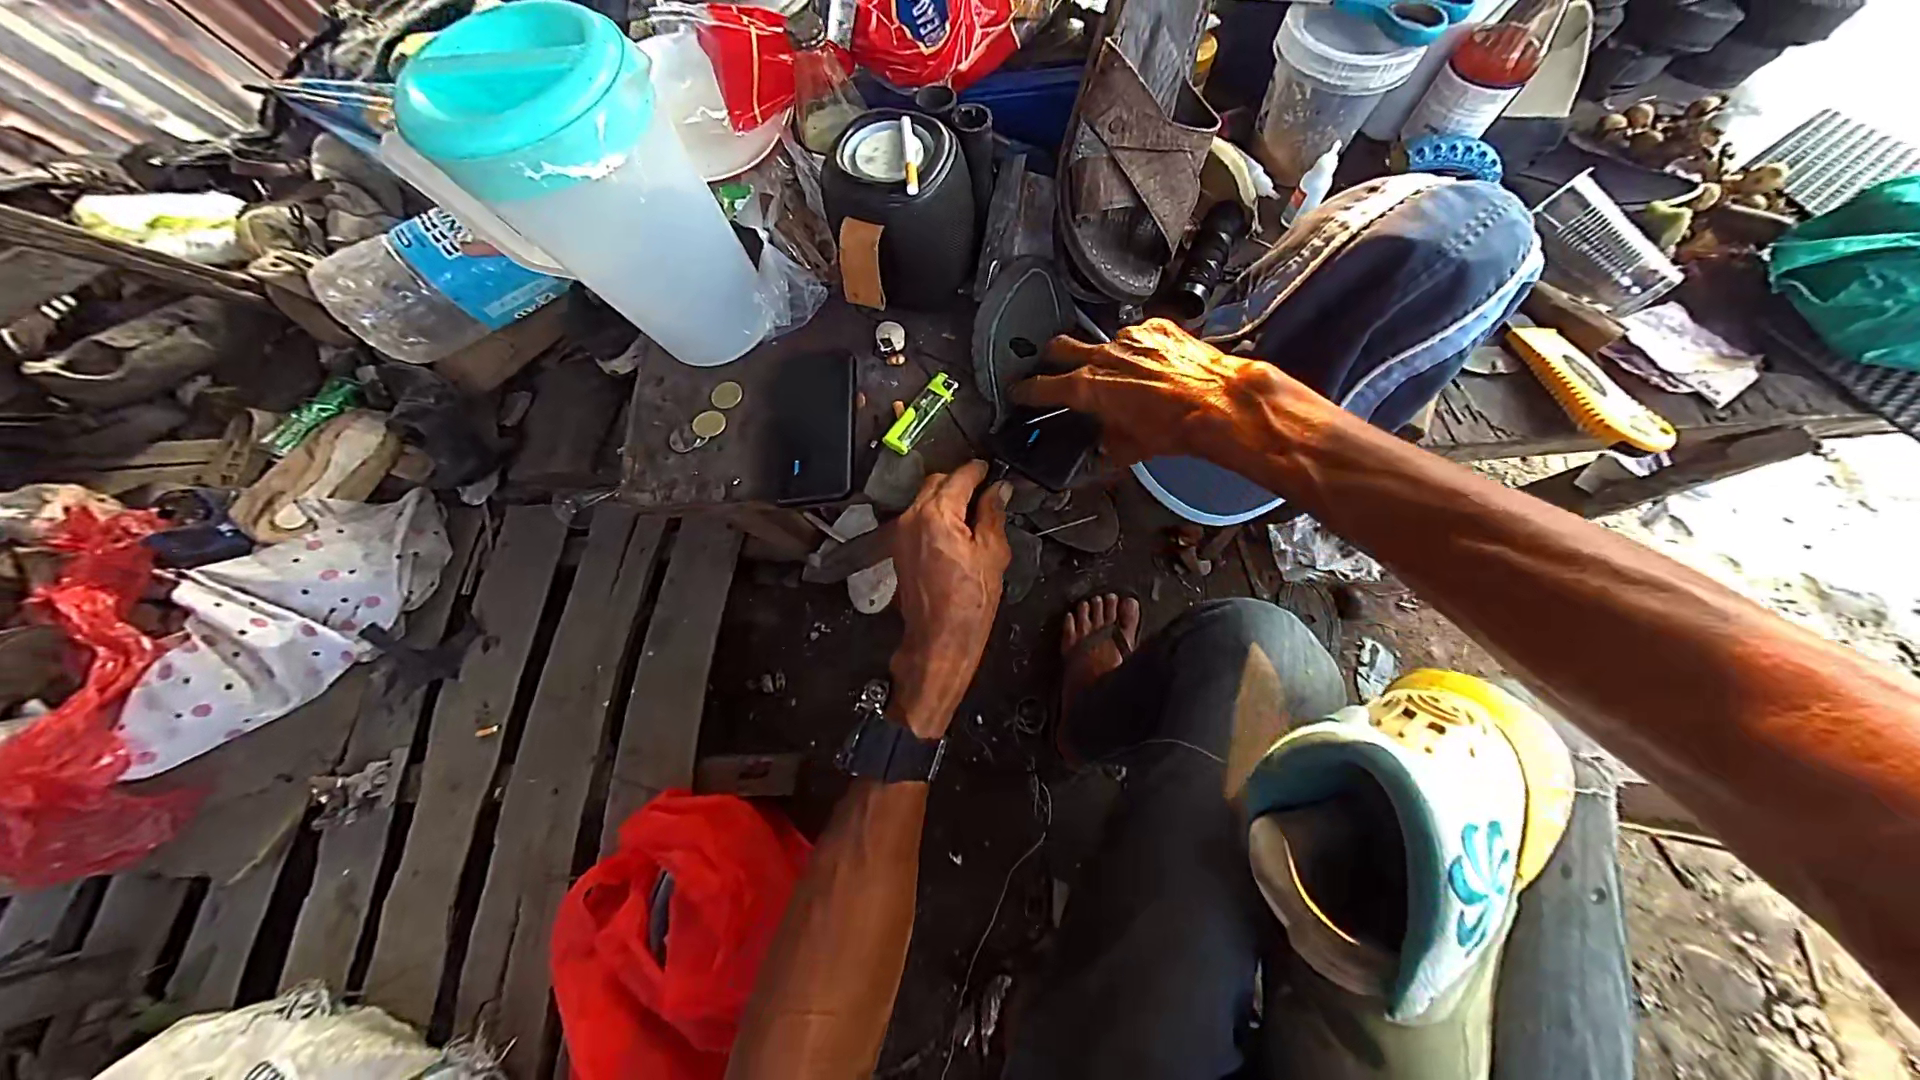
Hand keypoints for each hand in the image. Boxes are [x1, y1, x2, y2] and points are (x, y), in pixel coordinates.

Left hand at [888, 460, 1010, 739]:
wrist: (939, 639)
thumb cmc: (967, 605)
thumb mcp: (992, 554)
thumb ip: (993, 514)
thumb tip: (998, 492)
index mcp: (937, 515)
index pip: (959, 477)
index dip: (978, 470)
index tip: (988, 469)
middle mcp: (911, 518)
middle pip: (936, 483)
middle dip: (959, 482)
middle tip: (984, 491)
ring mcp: (900, 534)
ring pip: (923, 500)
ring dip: (945, 499)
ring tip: (972, 513)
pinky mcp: (897, 549)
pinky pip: (916, 519)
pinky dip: (934, 517)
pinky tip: (954, 531)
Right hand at [1013, 319, 1327, 467]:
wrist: (1221, 404)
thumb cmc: (1179, 427)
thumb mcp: (1131, 448)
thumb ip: (1106, 442)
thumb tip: (1104, 444)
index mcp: (1088, 387)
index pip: (1042, 386)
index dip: (1027, 390)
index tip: (1021, 391)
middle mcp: (1105, 356)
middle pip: (1060, 347)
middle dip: (1052, 357)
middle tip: (1053, 365)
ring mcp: (1131, 338)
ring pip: (1101, 340)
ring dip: (1102, 354)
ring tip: (1116, 371)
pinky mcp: (1158, 328)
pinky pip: (1137, 334)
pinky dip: (1138, 348)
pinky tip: (1149, 363)